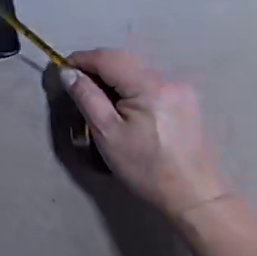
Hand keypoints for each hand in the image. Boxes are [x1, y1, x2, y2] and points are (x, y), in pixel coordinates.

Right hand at [61, 49, 233, 221]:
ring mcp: (181, 89)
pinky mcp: (186, 101)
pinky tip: (124, 107)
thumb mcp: (107, 134)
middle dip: (97, 67)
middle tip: (76, 84)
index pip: (108, 58)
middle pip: (124, 61)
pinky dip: (131, 87)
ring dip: (114, 78)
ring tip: (98, 98)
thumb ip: (86, 97)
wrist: (194, 197)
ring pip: (137, 71)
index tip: (62, 68)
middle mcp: (168, 79)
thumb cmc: (146, 169)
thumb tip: (68, 73)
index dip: (82, 59)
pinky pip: (150, 83)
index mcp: (149, 86)